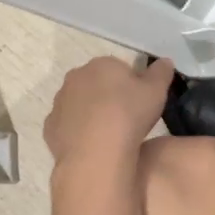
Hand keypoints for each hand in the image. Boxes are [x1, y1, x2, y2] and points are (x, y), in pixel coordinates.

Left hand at [43, 56, 174, 163]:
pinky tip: (93, 145)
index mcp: (102, 64)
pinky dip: (79, 131)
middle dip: (109, 95)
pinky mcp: (50, 126)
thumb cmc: (129, 115)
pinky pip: (68, 124)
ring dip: (92, 113)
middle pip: (97, 83)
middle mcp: (76, 77)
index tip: (140, 102)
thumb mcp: (157, 91)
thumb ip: (161, 72)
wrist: (96, 153)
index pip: (119, 68)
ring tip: (111, 134)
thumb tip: (164, 61)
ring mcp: (60, 102)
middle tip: (127, 118)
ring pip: (80, 103)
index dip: (132, 84)